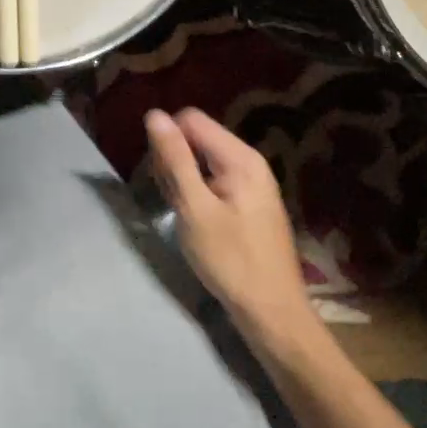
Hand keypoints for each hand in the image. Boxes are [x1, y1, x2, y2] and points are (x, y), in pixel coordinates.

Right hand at [145, 108, 309, 332]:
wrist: (272, 313)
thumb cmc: (231, 260)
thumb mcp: (193, 208)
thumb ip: (174, 159)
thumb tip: (154, 114)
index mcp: (240, 158)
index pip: (190, 119)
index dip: (167, 140)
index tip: (160, 174)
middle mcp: (249, 162)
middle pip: (196, 138)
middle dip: (174, 162)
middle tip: (173, 200)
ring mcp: (252, 183)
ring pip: (201, 161)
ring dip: (183, 181)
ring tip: (183, 214)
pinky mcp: (249, 203)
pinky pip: (213, 180)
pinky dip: (197, 194)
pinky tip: (195, 222)